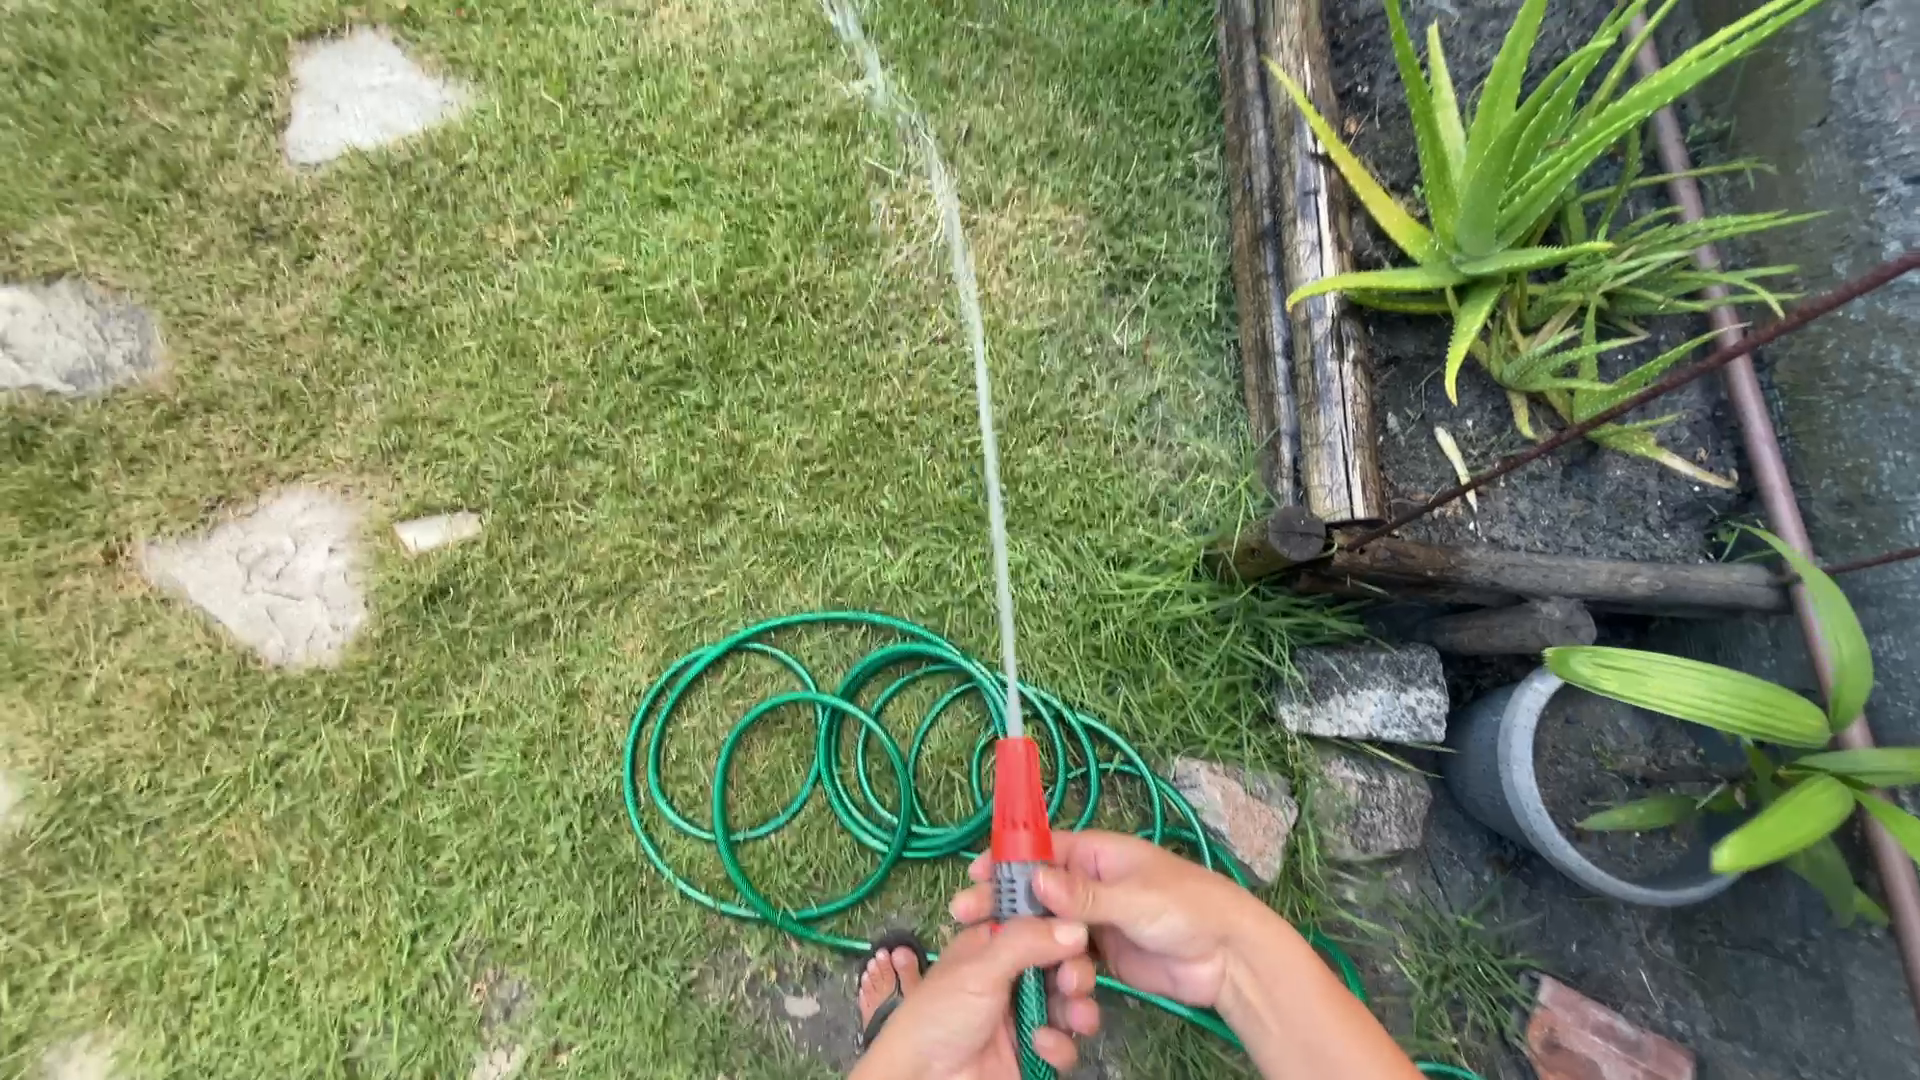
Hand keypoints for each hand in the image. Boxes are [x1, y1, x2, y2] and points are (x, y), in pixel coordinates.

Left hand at [851, 917, 1101, 1079]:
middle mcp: (1014, 974)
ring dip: (1077, 1005)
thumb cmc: (942, 1013)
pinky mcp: (1033, 1053)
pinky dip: (1059, 1045)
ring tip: (1075, 1015)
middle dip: (1073, 967)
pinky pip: (1064, 1042)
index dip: (1059, 920)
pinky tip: (1040, 1046)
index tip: (1081, 920)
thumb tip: (1077, 927)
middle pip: (1060, 960)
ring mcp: (1025, 1013)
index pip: (1035, 920)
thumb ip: (1027, 942)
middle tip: (1073, 980)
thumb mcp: (980, 969)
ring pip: (1069, 1000)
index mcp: (994, 943)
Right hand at [950, 829, 1280, 1008]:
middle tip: (965, 915)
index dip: (1007, 860)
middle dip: (1004, 901)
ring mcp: (1093, 919)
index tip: (975, 874)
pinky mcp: (1101, 954)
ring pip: (1047, 926)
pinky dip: (1053, 967)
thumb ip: (1084, 894)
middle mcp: (1088, 882)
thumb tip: (1035, 880)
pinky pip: (1065, 957)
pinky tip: (1041, 981)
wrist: (1230, 957)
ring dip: (1028, 940)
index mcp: (1096, 853)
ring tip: (1005, 956)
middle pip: (1037, 890)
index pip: (1042, 850)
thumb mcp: (1134, 897)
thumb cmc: (1186, 906)